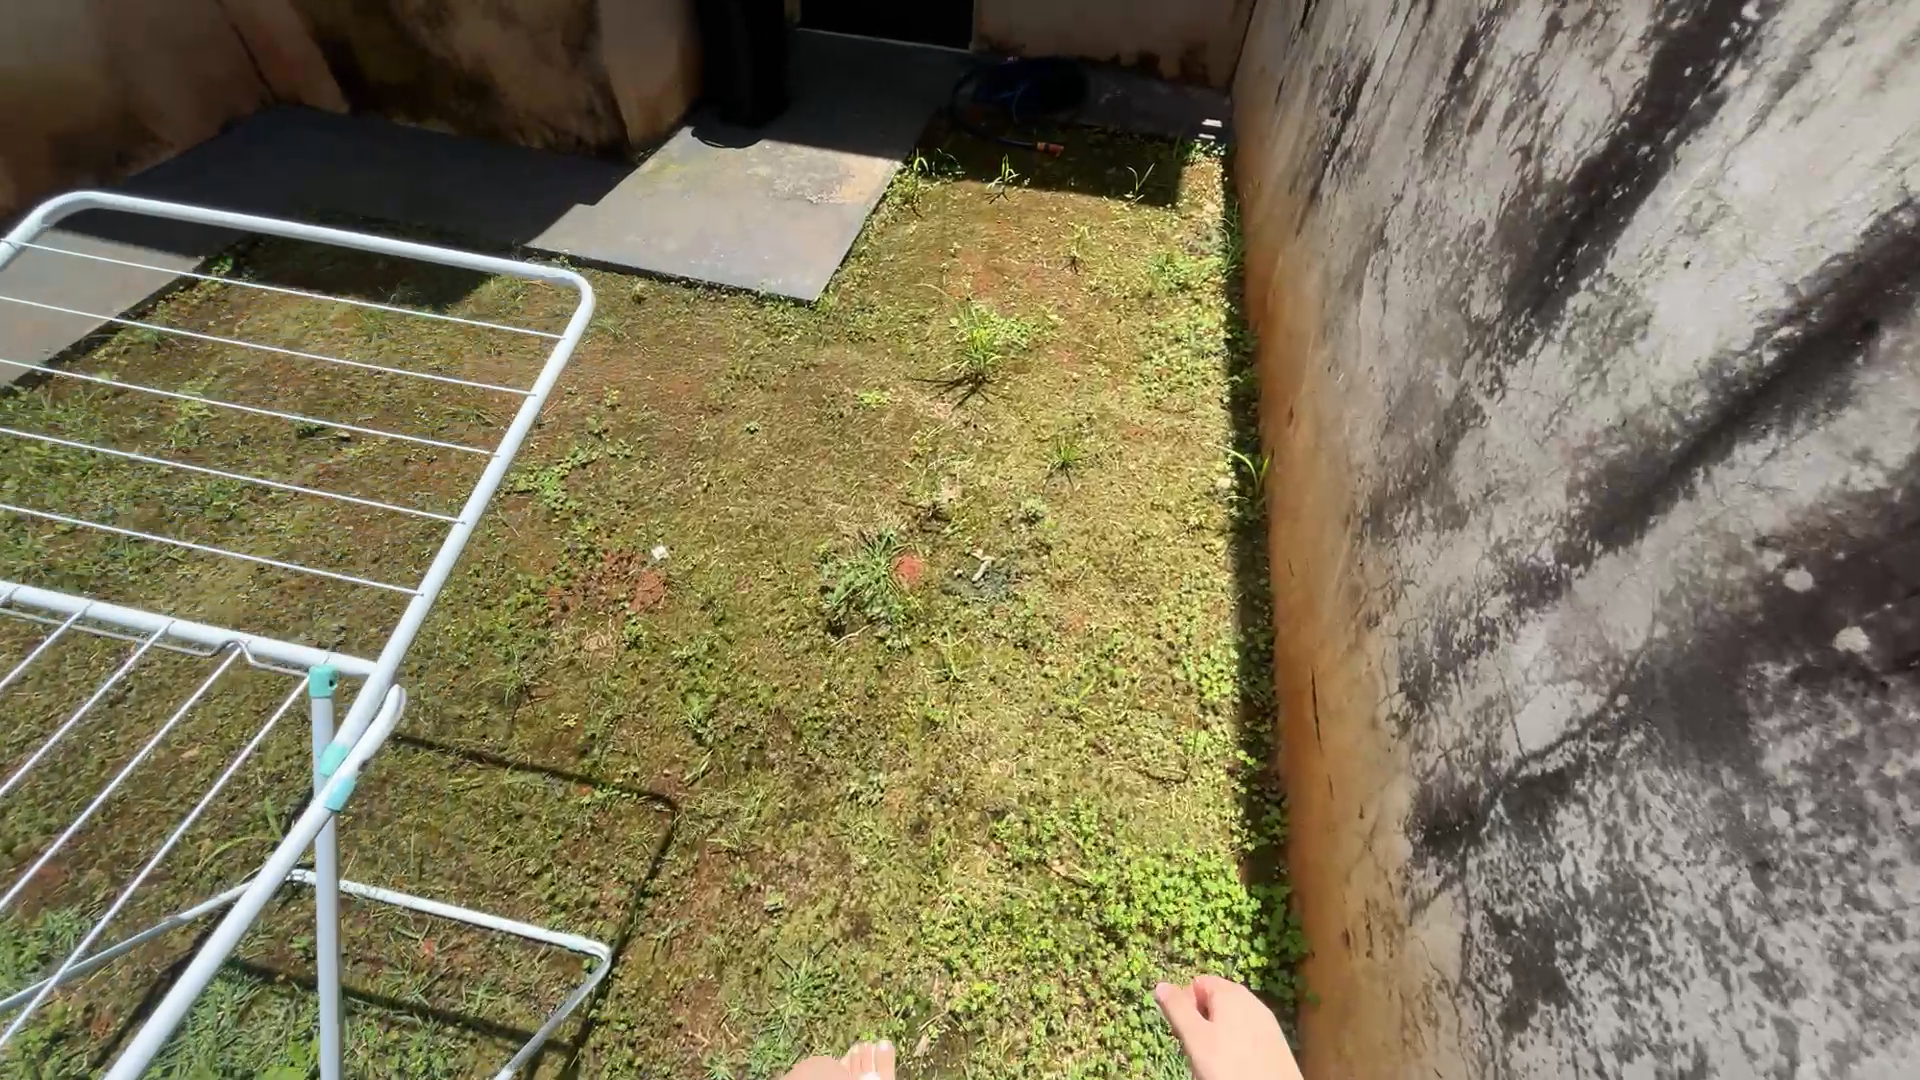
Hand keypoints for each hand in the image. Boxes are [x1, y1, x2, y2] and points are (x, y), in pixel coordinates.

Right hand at [1154, 976, 1302, 1079]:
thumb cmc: (1230, 1067)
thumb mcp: (1196, 1039)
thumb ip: (1177, 1009)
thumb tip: (1161, 984)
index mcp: (1230, 992)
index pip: (1196, 984)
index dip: (1185, 1006)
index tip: (1184, 1032)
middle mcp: (1250, 1000)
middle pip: (1214, 1002)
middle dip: (1201, 1023)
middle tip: (1198, 1050)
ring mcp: (1266, 1021)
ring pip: (1230, 1021)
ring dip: (1218, 1037)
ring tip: (1216, 1063)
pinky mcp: (1276, 1043)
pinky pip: (1247, 1036)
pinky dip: (1237, 1047)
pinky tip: (1236, 1068)